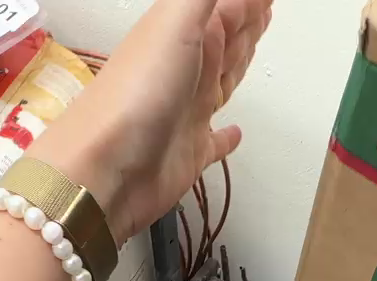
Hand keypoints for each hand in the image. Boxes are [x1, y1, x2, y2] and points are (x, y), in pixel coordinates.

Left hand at [29, 0, 272, 238]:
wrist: (110, 167)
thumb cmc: (142, 89)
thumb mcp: (176, 21)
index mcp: (181, 35)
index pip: (222, 8)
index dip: (244, 1)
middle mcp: (185, 70)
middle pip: (222, 42)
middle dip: (242, 26)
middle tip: (265, 12)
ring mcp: (187, 113)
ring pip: (221, 83)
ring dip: (237, 66)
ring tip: (253, 50)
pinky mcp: (191, 154)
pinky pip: (215, 142)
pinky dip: (226, 137)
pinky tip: (237, 134)